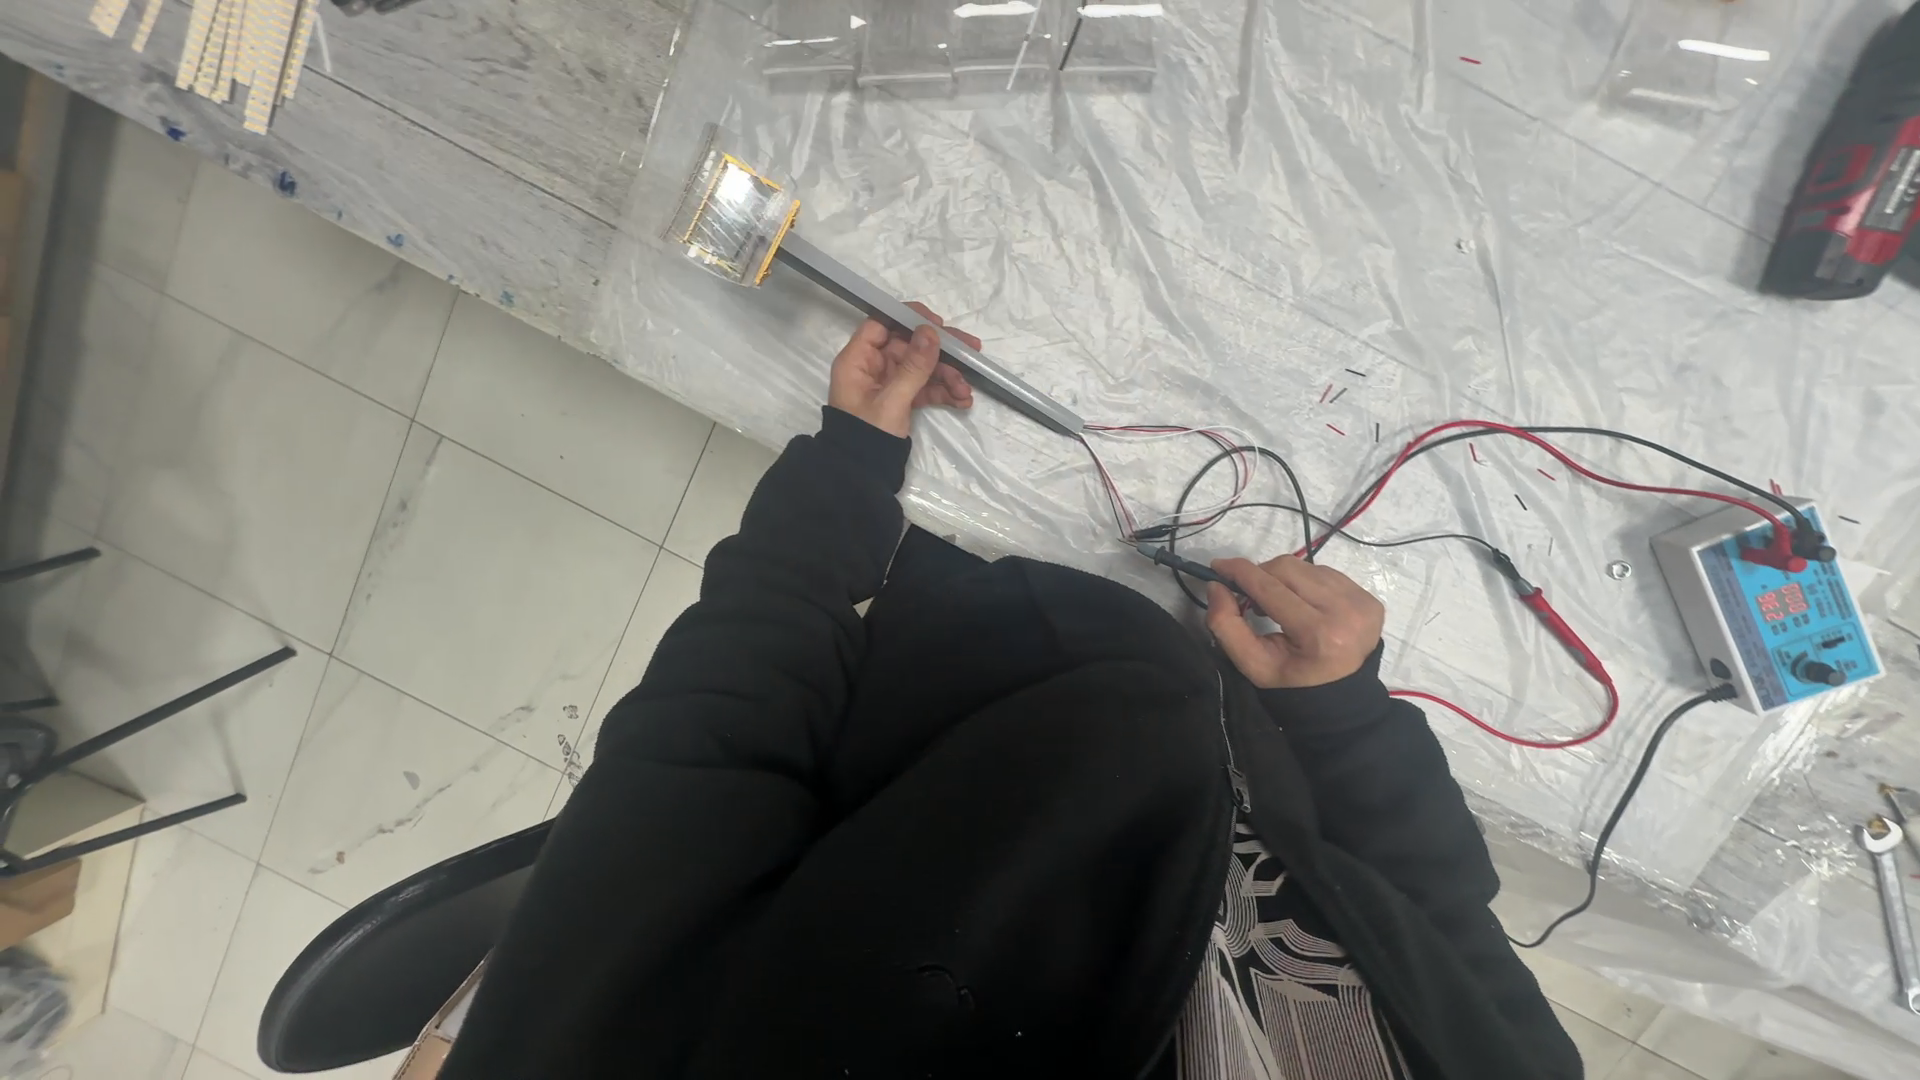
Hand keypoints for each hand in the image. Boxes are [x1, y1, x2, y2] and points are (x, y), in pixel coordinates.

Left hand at [828, 302, 974, 437]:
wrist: (861, 477)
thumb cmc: (867, 437)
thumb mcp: (892, 401)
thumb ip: (913, 367)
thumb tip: (932, 332)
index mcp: (857, 361)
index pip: (882, 324)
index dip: (910, 319)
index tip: (939, 324)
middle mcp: (872, 367)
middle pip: (909, 346)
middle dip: (941, 353)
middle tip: (972, 351)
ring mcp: (887, 384)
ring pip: (921, 369)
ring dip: (947, 377)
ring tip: (966, 391)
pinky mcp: (900, 401)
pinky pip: (924, 389)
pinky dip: (942, 393)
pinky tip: (962, 400)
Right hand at [1206, 555, 1385, 688]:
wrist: (1341, 696)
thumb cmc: (1292, 681)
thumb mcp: (1251, 663)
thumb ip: (1225, 624)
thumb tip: (1216, 585)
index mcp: (1318, 633)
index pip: (1270, 587)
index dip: (1240, 572)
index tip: (1217, 566)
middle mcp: (1346, 611)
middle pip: (1287, 569)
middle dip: (1260, 575)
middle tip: (1248, 594)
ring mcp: (1362, 602)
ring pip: (1306, 567)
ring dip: (1282, 578)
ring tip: (1276, 601)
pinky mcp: (1370, 598)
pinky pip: (1325, 573)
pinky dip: (1304, 582)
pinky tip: (1300, 601)